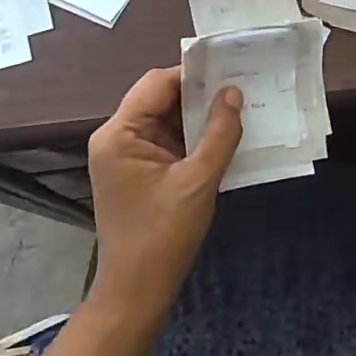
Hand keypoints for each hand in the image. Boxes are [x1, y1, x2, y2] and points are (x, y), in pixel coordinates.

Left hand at [85, 67, 242, 321]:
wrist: (137, 288)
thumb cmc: (164, 235)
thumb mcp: (198, 182)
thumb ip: (219, 134)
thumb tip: (233, 93)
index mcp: (119, 134)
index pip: (156, 84)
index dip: (191, 73)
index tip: (229, 67)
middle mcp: (115, 137)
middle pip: (158, 99)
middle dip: (197, 93)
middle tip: (239, 84)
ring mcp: (124, 155)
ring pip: (164, 120)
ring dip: (196, 116)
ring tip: (237, 105)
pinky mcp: (137, 171)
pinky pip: (165, 141)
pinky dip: (190, 137)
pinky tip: (221, 134)